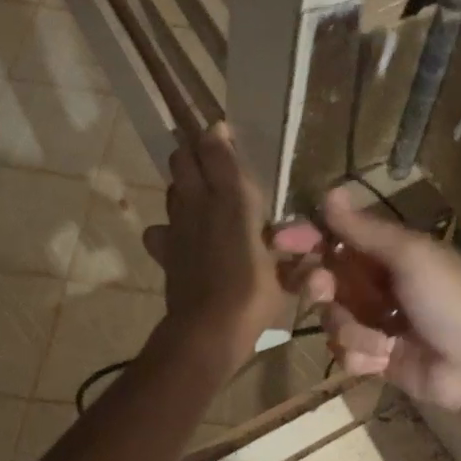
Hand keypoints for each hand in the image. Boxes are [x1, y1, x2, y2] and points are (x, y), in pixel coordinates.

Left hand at [142, 123, 290, 365]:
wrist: (209, 328)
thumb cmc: (254, 296)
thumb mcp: (283, 271)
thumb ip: (290, 253)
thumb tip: (301, 249)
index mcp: (233, 198)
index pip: (216, 148)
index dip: (218, 136)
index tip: (224, 132)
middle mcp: (200, 202)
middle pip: (182, 158)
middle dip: (194, 153)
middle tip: (212, 162)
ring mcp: (177, 225)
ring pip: (172, 189)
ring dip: (183, 187)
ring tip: (202, 199)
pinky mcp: (164, 250)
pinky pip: (160, 229)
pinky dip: (168, 230)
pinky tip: (181, 240)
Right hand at [274, 187, 460, 413]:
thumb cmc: (450, 300)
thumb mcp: (410, 256)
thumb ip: (365, 230)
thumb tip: (330, 192)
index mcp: (390, 253)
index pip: (337, 238)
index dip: (306, 238)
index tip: (278, 241)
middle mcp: (379, 284)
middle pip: (324, 278)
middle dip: (317, 285)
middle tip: (322, 290)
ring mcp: (376, 323)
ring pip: (330, 319)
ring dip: (349, 327)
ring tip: (378, 337)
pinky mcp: (376, 358)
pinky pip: (345, 351)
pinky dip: (362, 355)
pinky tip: (385, 358)